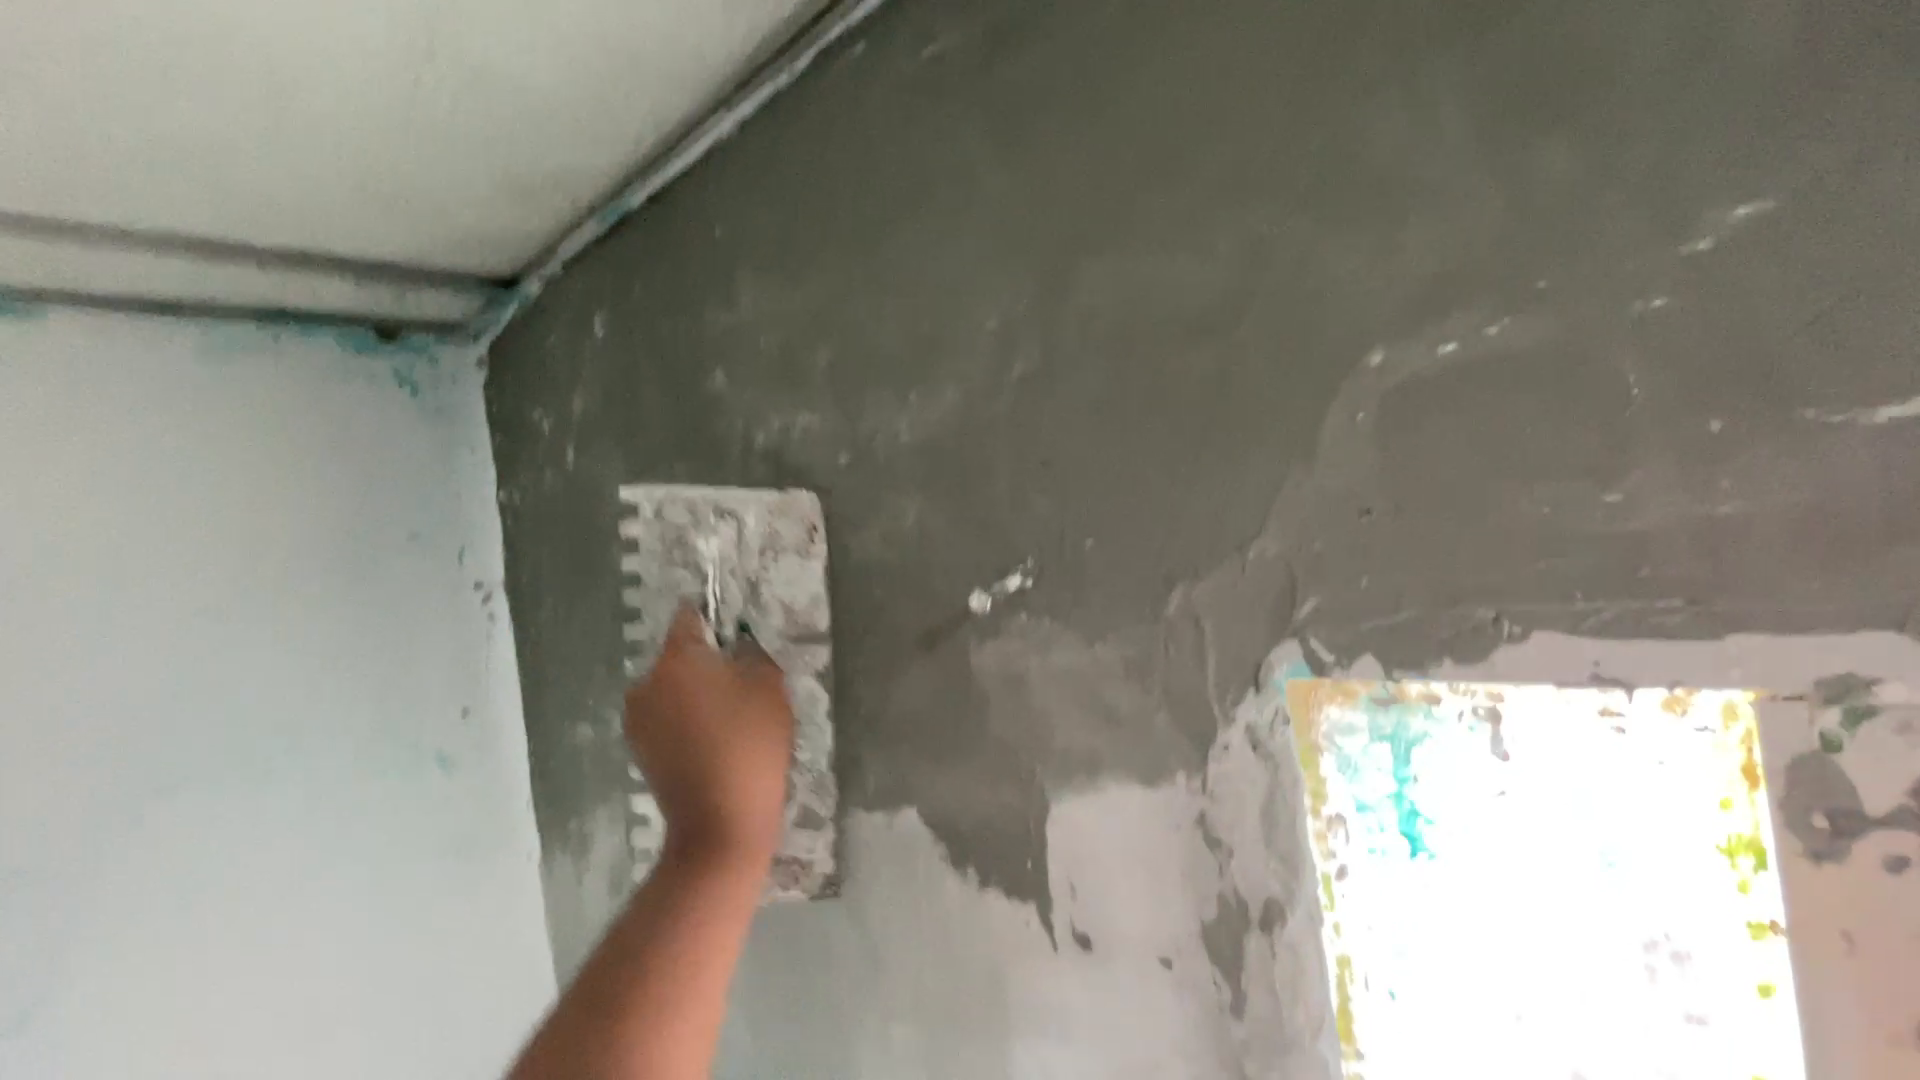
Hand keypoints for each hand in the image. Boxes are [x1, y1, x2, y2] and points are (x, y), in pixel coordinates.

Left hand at [624, 606, 793, 870]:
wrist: (721, 822)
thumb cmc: (750, 744)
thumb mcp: (769, 685)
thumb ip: (751, 651)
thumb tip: (735, 645)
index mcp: (675, 658)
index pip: (690, 616)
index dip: (717, 619)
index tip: (740, 637)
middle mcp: (645, 682)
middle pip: (680, 656)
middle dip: (708, 663)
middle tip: (744, 687)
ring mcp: (637, 720)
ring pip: (673, 689)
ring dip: (696, 695)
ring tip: (731, 722)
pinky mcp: (639, 751)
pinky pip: (667, 719)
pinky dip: (687, 723)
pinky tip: (714, 746)